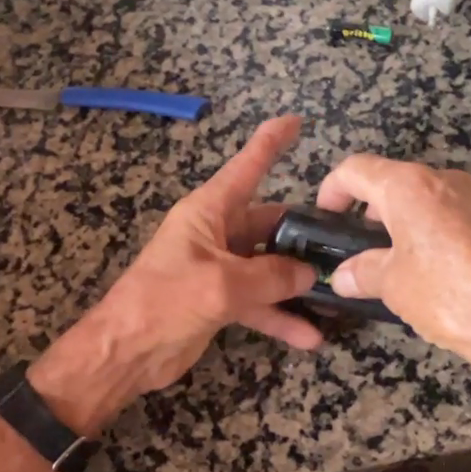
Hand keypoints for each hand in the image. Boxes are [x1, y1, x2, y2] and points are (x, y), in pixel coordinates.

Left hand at [29, 117, 320, 432]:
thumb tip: (308, 274)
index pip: (246, 168)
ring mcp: (219, 270)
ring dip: (297, 283)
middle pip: (267, 224)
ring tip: (337, 294)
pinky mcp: (220, 303)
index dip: (271, 143)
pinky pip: (259, 303)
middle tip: (344, 241)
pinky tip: (309, 337)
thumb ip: (270, 277)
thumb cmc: (165, 302)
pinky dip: (281, 318)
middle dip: (302, 232)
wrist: (126, 351)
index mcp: (208, 212)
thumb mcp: (222, 284)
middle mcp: (215, 235)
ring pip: (268, 268)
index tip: (297, 121)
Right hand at [317, 155, 470, 386]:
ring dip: (407, 225)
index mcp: (411, 188)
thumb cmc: (448, 296)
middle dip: (372, 211)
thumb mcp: (393, 286)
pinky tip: (442, 275)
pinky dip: (439, 236)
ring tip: (400, 266)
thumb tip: (343, 276)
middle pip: (397, 183)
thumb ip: (362, 273)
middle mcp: (448, 181)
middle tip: (360, 249)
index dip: (333, 189)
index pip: (357, 170)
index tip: (325, 216)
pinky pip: (459, 219)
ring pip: (431, 201)